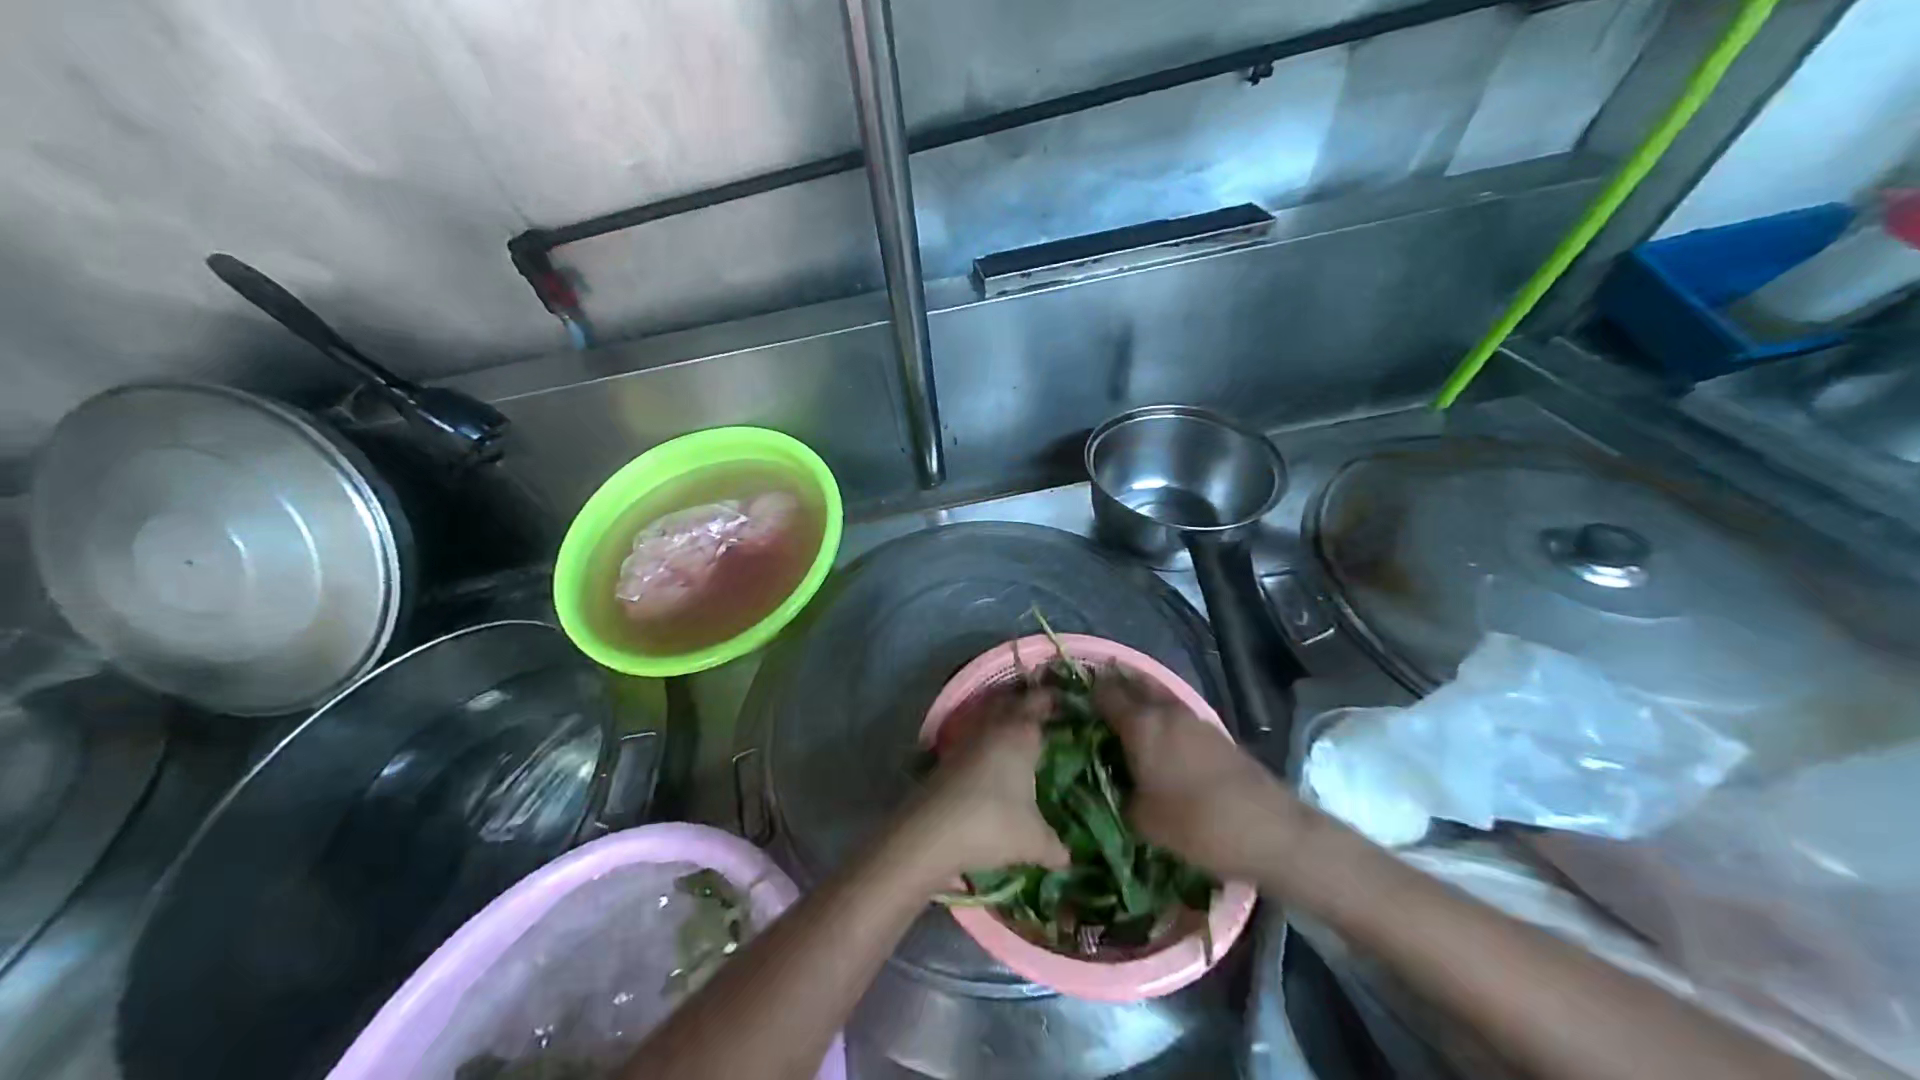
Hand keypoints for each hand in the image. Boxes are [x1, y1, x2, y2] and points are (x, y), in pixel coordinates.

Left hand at [906, 685, 1070, 881]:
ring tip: (1017, 733)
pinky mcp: (946, 757)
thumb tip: (1067, 858)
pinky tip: (990, 760)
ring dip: (1001, 719)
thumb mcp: (1033, 840)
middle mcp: (993, 729)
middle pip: (1010, 703)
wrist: (930, 832)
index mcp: (1020, 735)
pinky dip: (984, 741)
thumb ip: (1054, 846)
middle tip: (1043, 712)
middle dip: (1025, 703)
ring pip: (988, 717)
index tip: (1064, 702)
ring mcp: (966, 741)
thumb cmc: (992, 824)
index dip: (1051, 700)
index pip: (1039, 704)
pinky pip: (972, 737)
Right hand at [1096, 670, 1317, 882]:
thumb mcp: (1141, 819)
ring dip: (1141, 704)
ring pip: (1159, 699)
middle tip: (1095, 705)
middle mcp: (1167, 711)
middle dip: (1114, 689)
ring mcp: (1196, 720)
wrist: (1271, 832)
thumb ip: (1117, 794)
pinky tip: (1158, 744)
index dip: (1085, 693)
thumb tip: (1108, 784)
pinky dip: (1163, 721)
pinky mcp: (1217, 735)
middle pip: (1134, 686)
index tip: (1069, 701)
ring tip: (1124, 724)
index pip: (1105, 693)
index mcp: (1142, 724)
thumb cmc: (1196, 824)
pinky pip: (1178, 717)